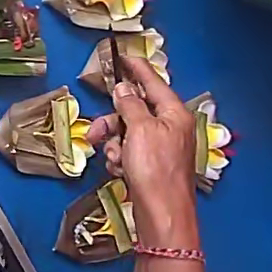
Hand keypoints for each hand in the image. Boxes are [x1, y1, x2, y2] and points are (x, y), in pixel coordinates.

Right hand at [87, 56, 199, 248]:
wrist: (161, 214)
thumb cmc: (155, 170)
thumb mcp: (139, 129)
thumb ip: (129, 104)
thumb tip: (122, 88)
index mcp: (174, 113)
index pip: (154, 82)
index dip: (137, 69)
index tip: (125, 58)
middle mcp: (170, 128)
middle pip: (135, 110)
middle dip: (113, 121)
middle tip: (97, 131)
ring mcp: (161, 148)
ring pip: (128, 133)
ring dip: (115, 143)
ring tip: (115, 159)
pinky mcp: (151, 166)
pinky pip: (129, 152)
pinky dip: (121, 159)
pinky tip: (120, 170)